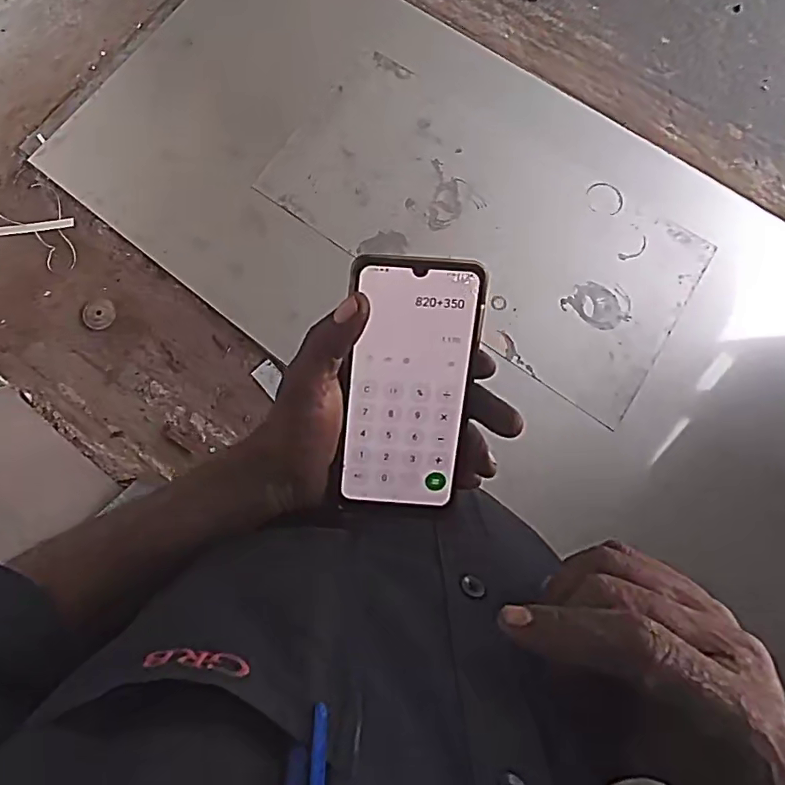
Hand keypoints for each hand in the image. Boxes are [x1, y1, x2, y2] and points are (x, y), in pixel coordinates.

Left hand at [242, 292, 524, 511]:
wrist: (279, 483)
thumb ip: (329, 341)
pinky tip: (463, 478)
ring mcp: (391, 426)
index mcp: (369, 365)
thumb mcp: (309, 379)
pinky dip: (452, 467)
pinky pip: (431, 459)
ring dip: (471, 441)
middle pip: (446, 391)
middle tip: (506, 421)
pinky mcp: (391, 457)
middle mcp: (386, 392)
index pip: (422, 348)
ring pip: (444, 428)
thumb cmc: (288, 429)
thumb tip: (356, 301)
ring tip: (483, 462)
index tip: (482, 362)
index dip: (458, 351)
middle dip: (481, 405)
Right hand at [498, 542, 784, 784]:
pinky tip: (575, 611)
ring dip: (570, 587)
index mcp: (738, 709)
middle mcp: (731, 650)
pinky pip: (629, 560)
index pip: (641, 640)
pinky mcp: (694, 601)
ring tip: (552, 630)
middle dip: (560, 615)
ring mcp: (713, 617)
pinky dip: (588, 575)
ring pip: (622, 563)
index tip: (515, 627)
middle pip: (624, 593)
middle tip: (534, 654)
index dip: (571, 629)